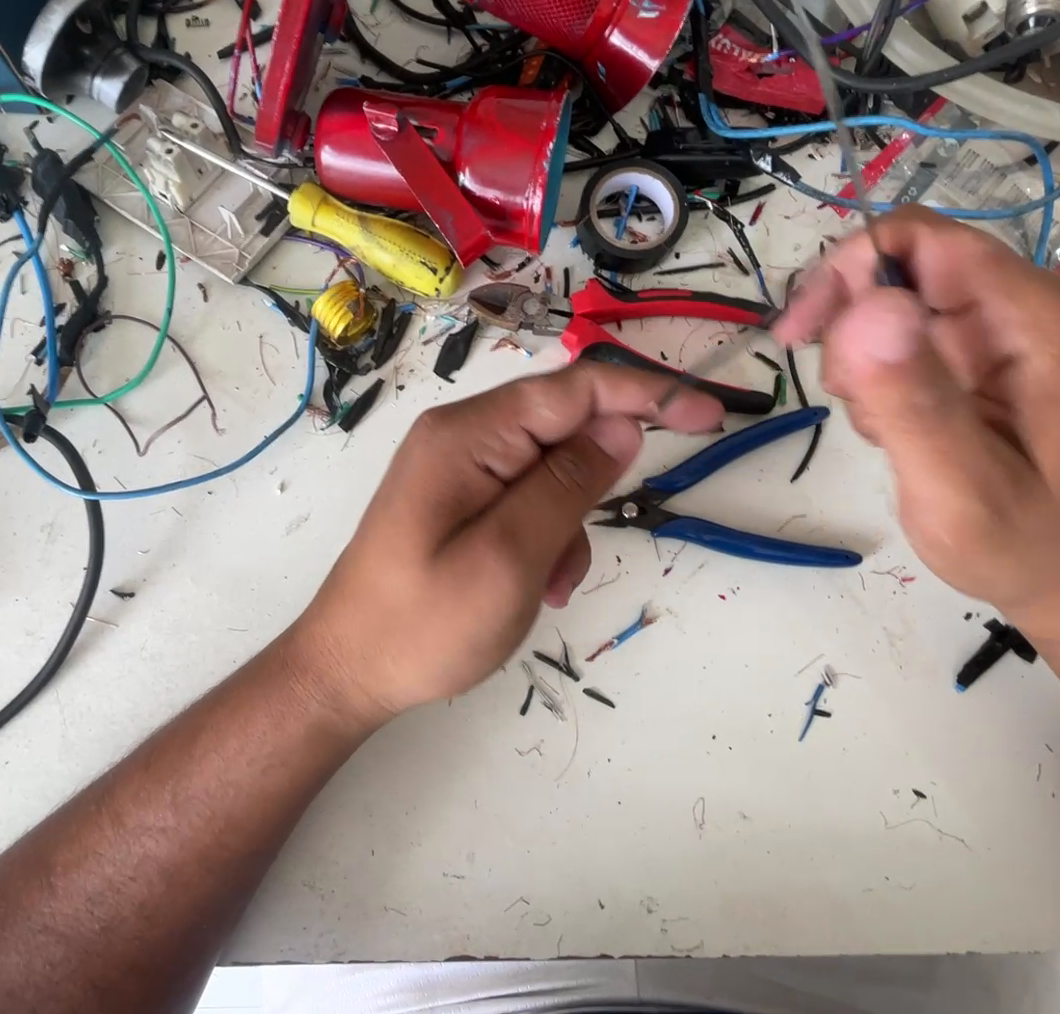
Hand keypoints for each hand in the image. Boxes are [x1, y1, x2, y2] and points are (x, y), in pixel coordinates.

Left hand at [277, 364, 722, 726]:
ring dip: (569, 524)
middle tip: (582, 547)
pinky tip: (534, 585)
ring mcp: (458, 469)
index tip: (710, 415)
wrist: (349, 671)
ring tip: (548, 586)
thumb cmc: (423, 624)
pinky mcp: (459, 501)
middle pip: (562, 427)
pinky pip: (526, 501)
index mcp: (468, 435)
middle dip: (595, 482)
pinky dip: (546, 538)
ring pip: (551, 472)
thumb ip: (569, 485)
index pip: (573, 389)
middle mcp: (462, 437)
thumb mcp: (510, 557)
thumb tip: (624, 425)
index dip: (647, 394)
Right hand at [773, 207, 1059, 640]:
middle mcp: (1021, 307)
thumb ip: (914, 401)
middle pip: (902, 263)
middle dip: (848, 320)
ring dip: (859, 354)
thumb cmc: (1024, 543)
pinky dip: (875, 373)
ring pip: (894, 299)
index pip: (921, 240)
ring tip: (877, 424)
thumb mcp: (960, 487)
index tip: (800, 336)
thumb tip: (864, 309)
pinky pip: (904, 334)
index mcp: (1033, 319)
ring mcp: (1000, 331)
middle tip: (841, 396)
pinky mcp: (980, 357)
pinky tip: (890, 425)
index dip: (847, 271)